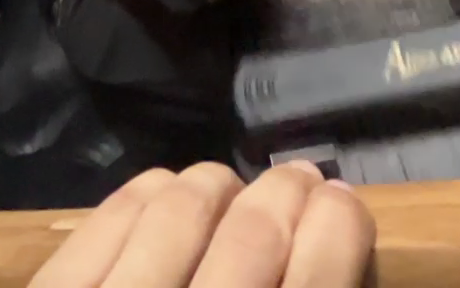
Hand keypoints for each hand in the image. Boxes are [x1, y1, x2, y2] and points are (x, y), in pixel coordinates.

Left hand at [29, 162, 373, 287]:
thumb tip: (330, 251)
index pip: (315, 281)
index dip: (340, 224)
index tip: (344, 205)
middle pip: (252, 233)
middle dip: (288, 192)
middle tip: (301, 181)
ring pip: (181, 207)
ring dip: (221, 186)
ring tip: (235, 192)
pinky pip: (115, 213)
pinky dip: (153, 192)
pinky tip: (170, 196)